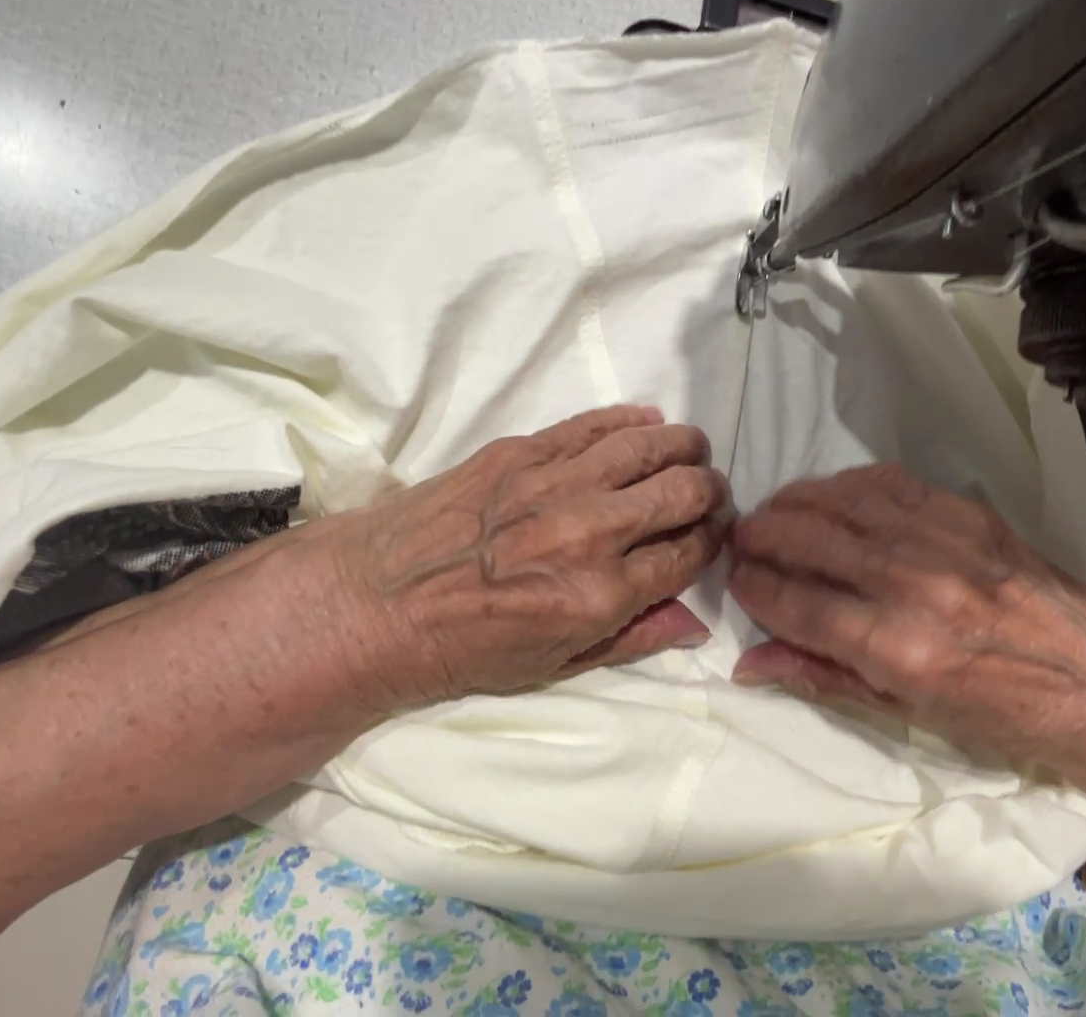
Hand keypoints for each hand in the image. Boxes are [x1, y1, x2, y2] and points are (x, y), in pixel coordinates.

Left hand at [281, 405, 728, 717]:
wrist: (374, 605)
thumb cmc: (464, 649)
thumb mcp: (553, 667)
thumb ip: (630, 639)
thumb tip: (694, 623)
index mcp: (600, 596)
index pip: (686, 554)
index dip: (711, 542)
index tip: (711, 535)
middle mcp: (588, 532)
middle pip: (680, 493)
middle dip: (709, 491)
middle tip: (708, 493)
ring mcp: (553, 483)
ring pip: (646, 446)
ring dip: (683, 445)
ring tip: (691, 450)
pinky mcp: (519, 451)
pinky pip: (592, 423)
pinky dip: (630, 420)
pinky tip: (647, 422)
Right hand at [726, 464, 1085, 768]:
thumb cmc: (999, 716)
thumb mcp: (905, 715)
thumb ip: (821, 678)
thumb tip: (747, 663)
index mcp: (898, 649)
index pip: (797, 603)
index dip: (754, 589)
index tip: (735, 582)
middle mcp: (914, 586)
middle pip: (810, 541)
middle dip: (760, 537)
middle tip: (739, 540)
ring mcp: (944, 542)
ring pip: (842, 502)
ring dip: (793, 502)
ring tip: (770, 512)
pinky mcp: (968, 514)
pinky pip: (887, 483)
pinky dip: (844, 485)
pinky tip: (826, 496)